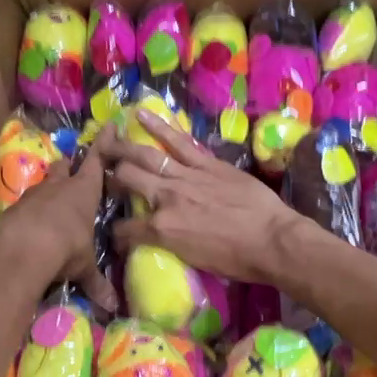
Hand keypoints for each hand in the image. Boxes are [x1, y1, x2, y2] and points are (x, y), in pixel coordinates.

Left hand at [0, 148, 117, 309]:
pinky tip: (31, 225)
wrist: (22, 251)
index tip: (110, 126)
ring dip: (47, 190)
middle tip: (71, 168)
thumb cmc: (65, 249)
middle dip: (69, 167)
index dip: (104, 144)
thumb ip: (96, 283)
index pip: (97, 162)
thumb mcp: (84, 267)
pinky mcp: (12, 209)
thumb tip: (112, 307)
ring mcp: (32, 195)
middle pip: (64, 167)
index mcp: (83, 192)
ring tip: (51, 201)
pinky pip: (25, 205)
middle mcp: (58, 187)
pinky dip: (30, 212)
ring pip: (43, 184)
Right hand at [101, 109, 304, 285]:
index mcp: (162, 229)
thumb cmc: (237, 260)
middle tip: (104, 173)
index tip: (118, 236)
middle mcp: (166, 198)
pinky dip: (159, 127)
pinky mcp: (207, 164)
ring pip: (146, 156)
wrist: (272, 240)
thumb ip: (170, 244)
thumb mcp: (194, 261)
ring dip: (123, 147)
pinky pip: (179, 142)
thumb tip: (161, 237)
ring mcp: (186, 177)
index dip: (118, 235)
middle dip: (111, 177)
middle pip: (128, 179)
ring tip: (109, 140)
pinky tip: (142, 115)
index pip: (126, 231)